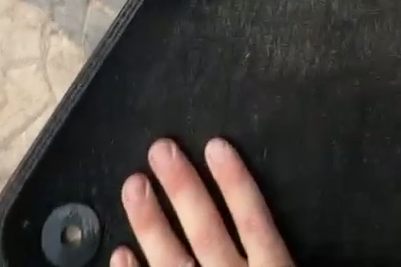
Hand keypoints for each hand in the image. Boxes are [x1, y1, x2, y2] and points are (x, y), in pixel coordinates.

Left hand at [114, 138, 292, 266]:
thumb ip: (279, 247)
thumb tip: (274, 220)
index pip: (254, 221)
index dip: (235, 181)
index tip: (216, 145)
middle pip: (207, 232)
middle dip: (183, 188)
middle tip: (161, 150)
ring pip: (173, 262)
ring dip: (150, 223)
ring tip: (133, 185)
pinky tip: (120, 252)